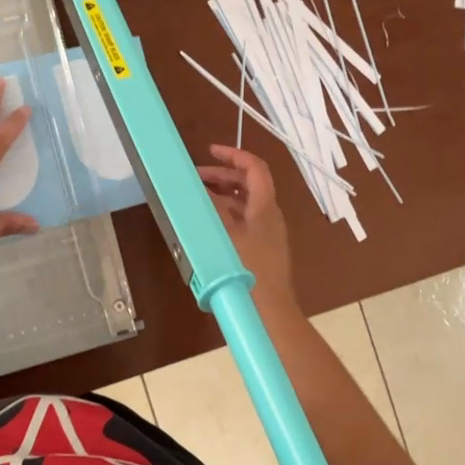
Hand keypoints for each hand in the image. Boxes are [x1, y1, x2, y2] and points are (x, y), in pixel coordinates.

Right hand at [199, 145, 297, 314]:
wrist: (268, 312)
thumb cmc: (246, 271)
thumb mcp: (224, 236)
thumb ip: (211, 209)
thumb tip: (197, 188)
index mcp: (265, 207)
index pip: (255, 168)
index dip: (234, 155)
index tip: (210, 151)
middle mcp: (270, 216)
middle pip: (249, 184)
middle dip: (222, 176)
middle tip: (195, 178)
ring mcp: (267, 234)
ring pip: (245, 204)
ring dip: (222, 196)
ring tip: (196, 199)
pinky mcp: (261, 250)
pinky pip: (243, 222)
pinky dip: (225, 215)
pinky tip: (206, 225)